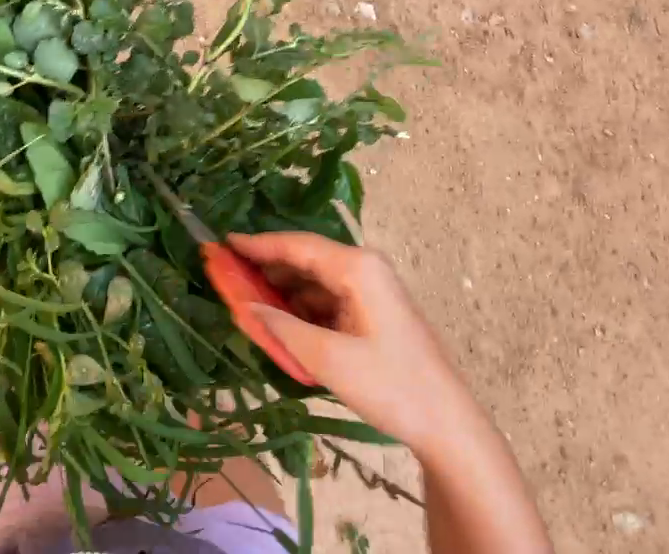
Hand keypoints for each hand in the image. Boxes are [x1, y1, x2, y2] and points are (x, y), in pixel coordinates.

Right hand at [227, 231, 460, 457]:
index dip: (257, 244)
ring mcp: (370, 290)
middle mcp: (364, 268)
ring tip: (245, 300)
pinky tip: (279, 322)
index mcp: (357, 267)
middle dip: (265, 267)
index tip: (222, 243)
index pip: (296, 245)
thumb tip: (245, 304)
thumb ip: (281, 326)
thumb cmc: (390, 386)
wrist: (446, 424)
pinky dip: (300, 308)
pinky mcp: (371, 312)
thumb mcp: (328, 358)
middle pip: (304, 259)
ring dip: (281, 290)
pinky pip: (326, 300)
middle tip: (226, 275)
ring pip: (313, 281)